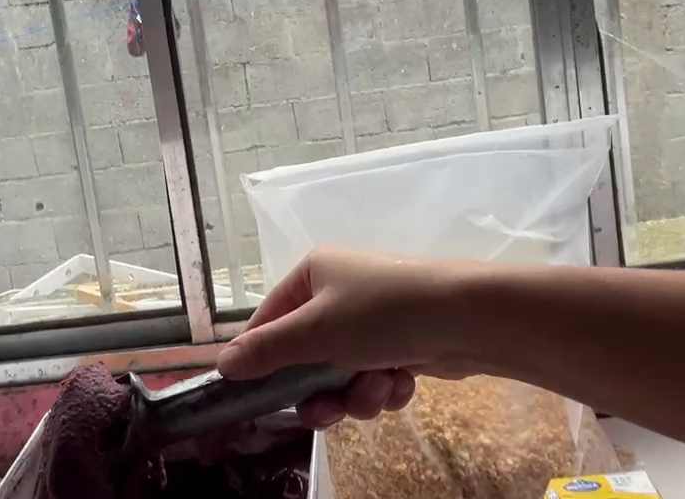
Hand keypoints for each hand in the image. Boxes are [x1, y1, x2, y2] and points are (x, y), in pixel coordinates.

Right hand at [216, 248, 483, 428]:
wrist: (463, 319)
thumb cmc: (381, 314)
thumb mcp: (316, 332)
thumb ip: (267, 351)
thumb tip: (222, 364)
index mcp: (313, 273)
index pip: (269, 318)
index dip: (262, 357)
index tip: (256, 397)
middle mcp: (337, 291)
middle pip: (306, 355)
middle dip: (321, 388)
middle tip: (328, 410)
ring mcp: (369, 318)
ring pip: (340, 373)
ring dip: (356, 392)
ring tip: (378, 387)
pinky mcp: (397, 341)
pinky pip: (372, 375)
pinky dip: (383, 386)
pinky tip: (401, 381)